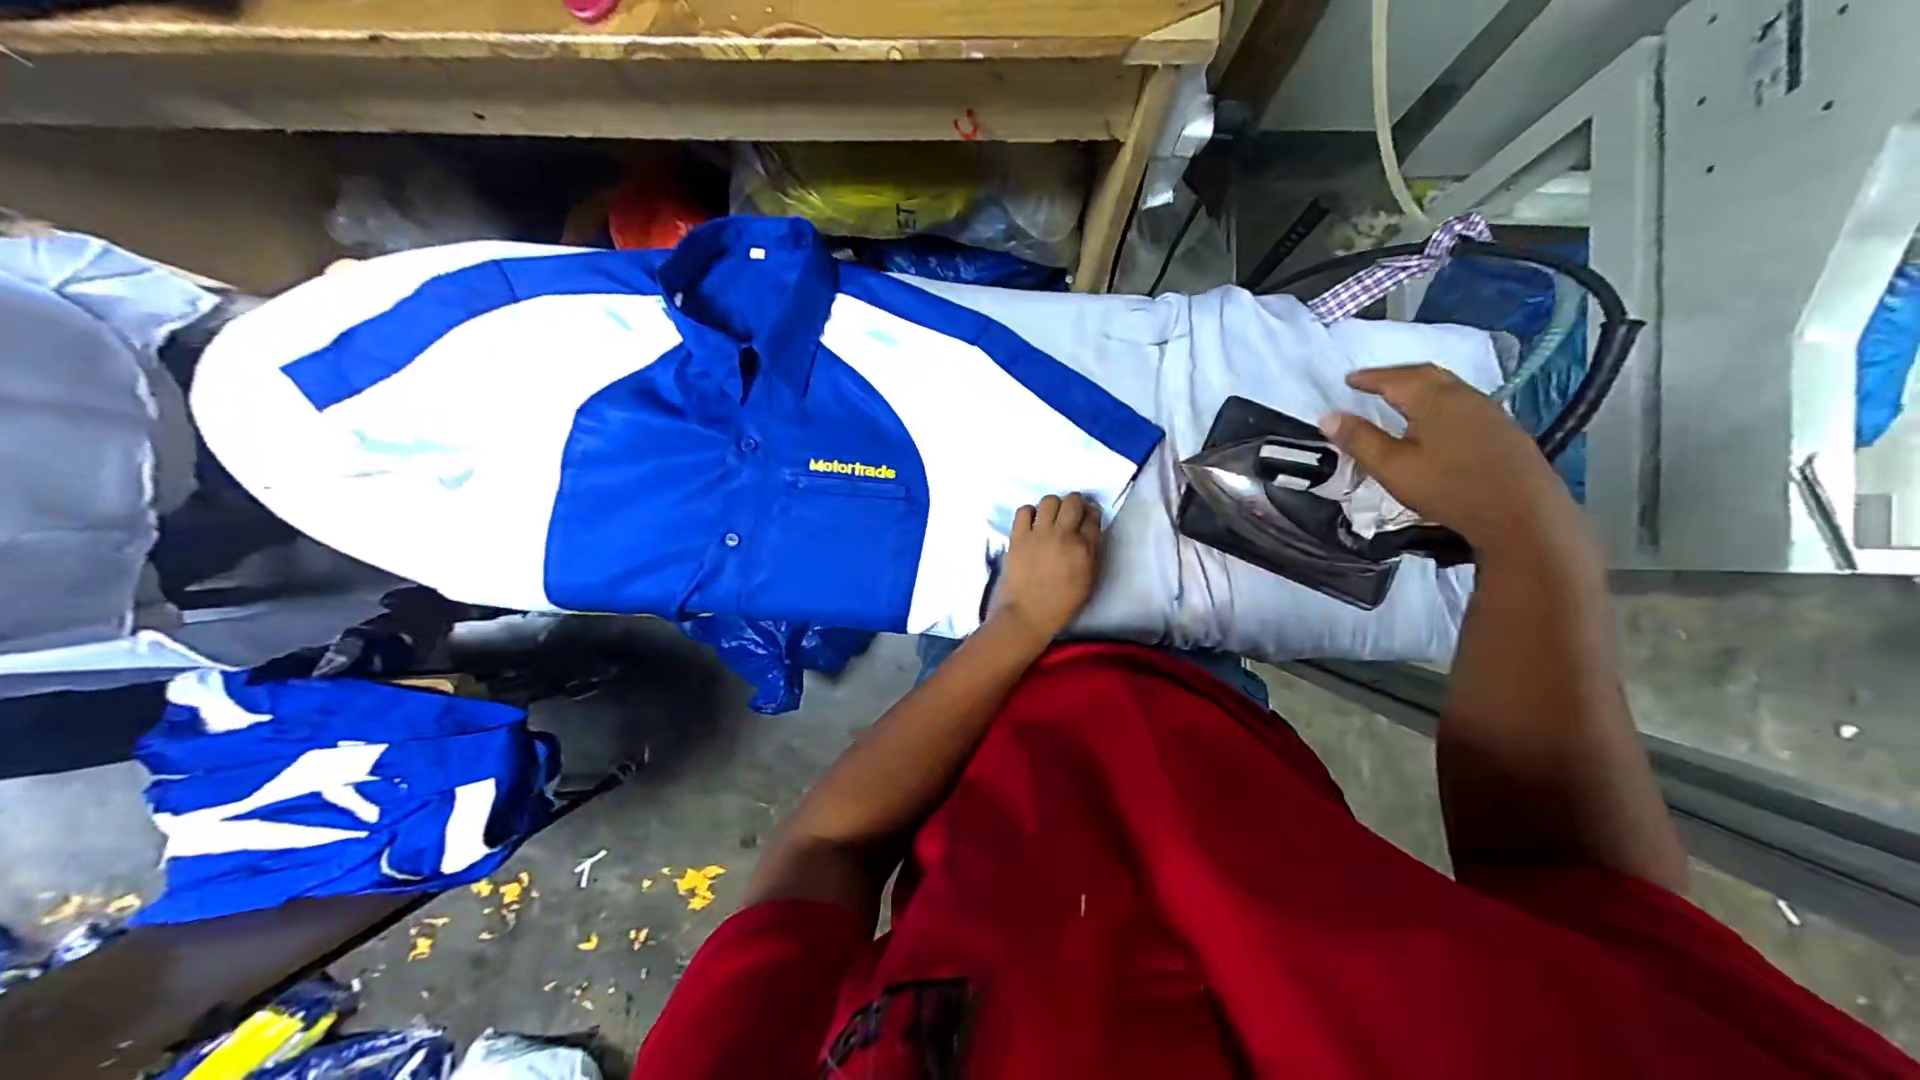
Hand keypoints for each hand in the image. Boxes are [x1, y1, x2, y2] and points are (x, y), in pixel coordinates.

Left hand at [989, 493, 1103, 642]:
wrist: (1028, 613)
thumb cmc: (1062, 602)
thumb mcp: (1089, 579)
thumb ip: (1093, 552)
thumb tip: (1090, 531)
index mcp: (1084, 548)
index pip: (1093, 516)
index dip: (1092, 513)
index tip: (1087, 517)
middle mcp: (1063, 535)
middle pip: (1073, 501)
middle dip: (1075, 503)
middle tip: (1070, 513)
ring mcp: (1039, 534)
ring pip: (1049, 500)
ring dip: (1053, 505)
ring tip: (1050, 517)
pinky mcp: (1018, 536)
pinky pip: (1024, 510)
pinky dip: (1029, 513)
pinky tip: (1031, 524)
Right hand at [1320, 365, 1583, 556]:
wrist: (1521, 513)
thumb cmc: (1449, 488)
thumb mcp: (1393, 467)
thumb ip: (1359, 440)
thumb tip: (1328, 417)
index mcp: (1434, 400)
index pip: (1395, 379)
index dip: (1369, 378)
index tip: (1348, 380)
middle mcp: (1463, 396)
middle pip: (1426, 374)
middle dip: (1396, 375)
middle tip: (1372, 382)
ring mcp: (1488, 411)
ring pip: (1447, 387)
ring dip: (1419, 386)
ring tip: (1399, 397)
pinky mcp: (1502, 429)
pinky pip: (1462, 401)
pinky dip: (1438, 400)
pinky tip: (1434, 419)